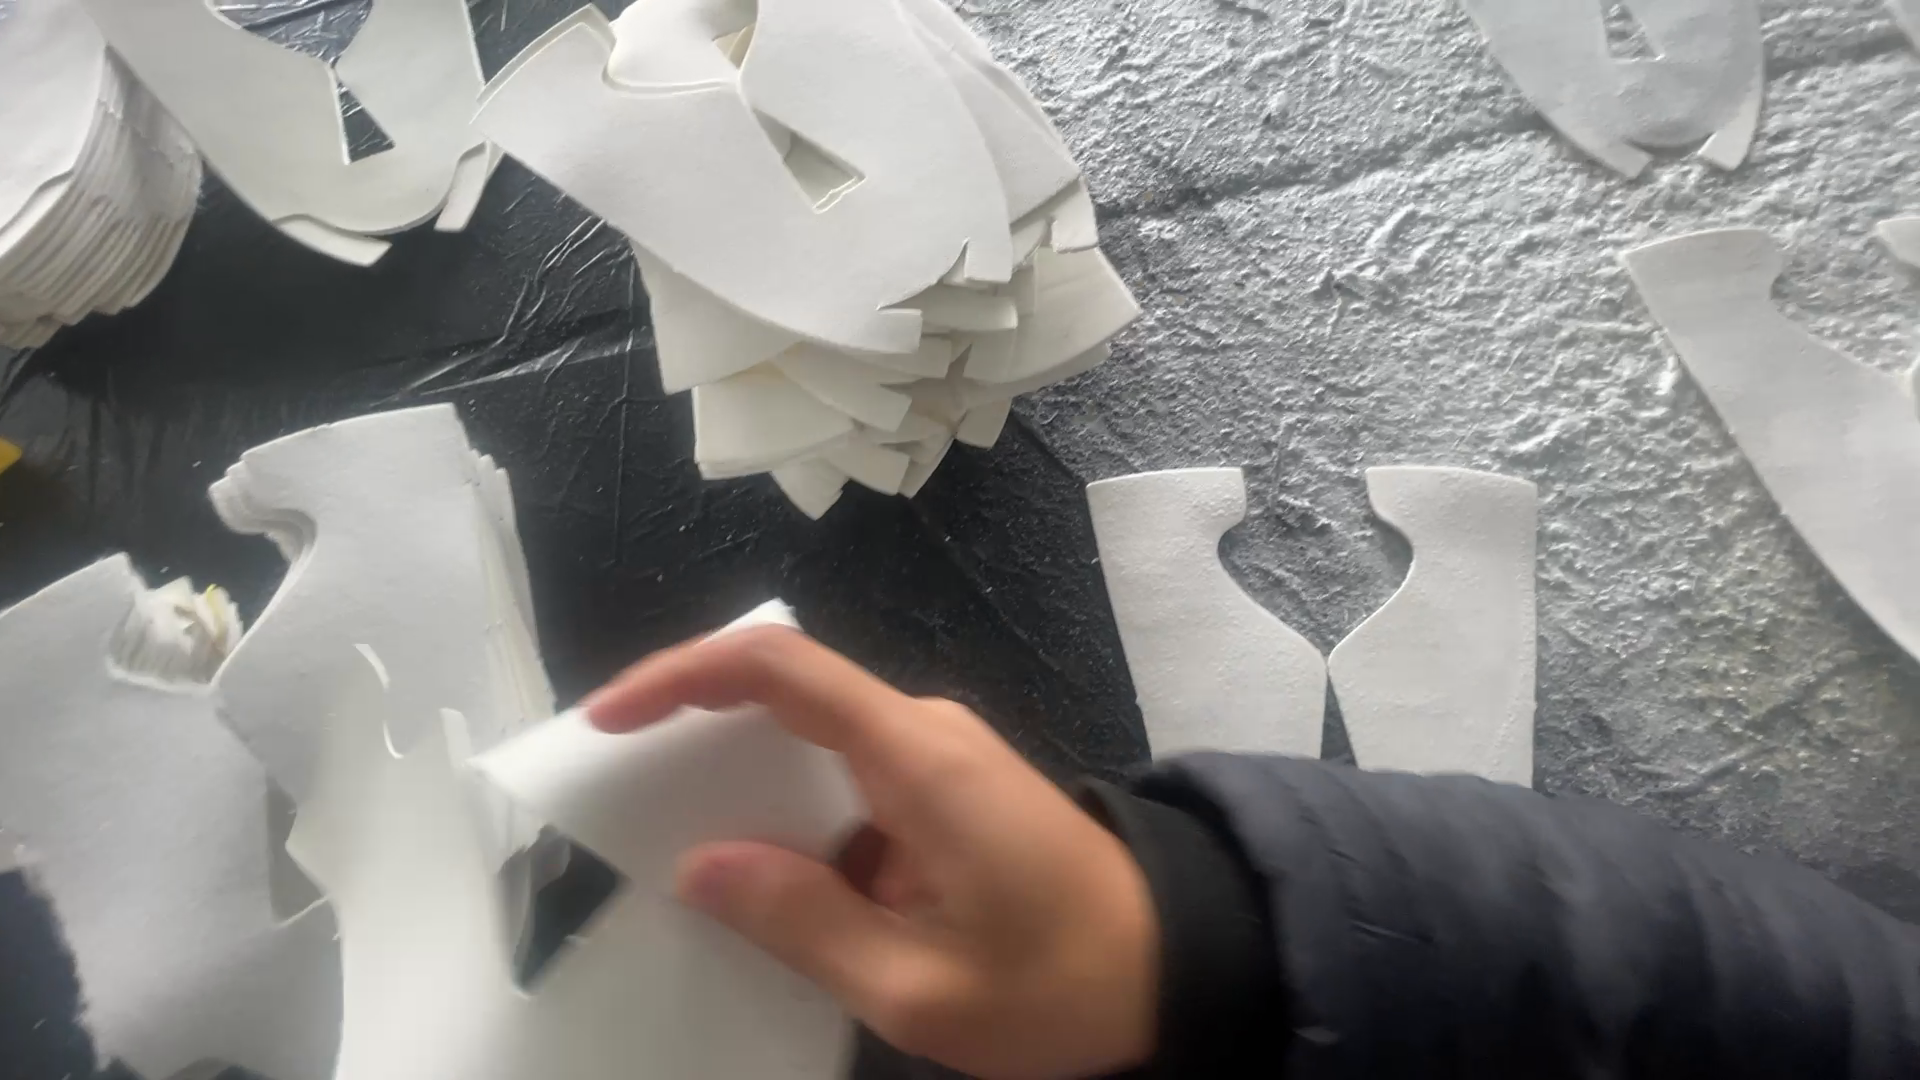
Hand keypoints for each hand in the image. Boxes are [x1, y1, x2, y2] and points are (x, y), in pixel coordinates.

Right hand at [585, 626, 1158, 1079]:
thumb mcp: (917, 982)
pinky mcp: (944, 778)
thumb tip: (703, 867)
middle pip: (791, 690)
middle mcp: (922, 728)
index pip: (783, 671)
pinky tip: (767, 868)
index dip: (686, 674)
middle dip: (698, 724)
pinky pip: (848, 770)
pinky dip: (792, 805)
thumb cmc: (1056, 977)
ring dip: (743, 774)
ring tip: (678, 838)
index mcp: (914, 755)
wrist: (1167, 954)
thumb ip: (802, 919)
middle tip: (626, 788)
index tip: (612, 715)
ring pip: (815, 733)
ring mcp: (937, 748)